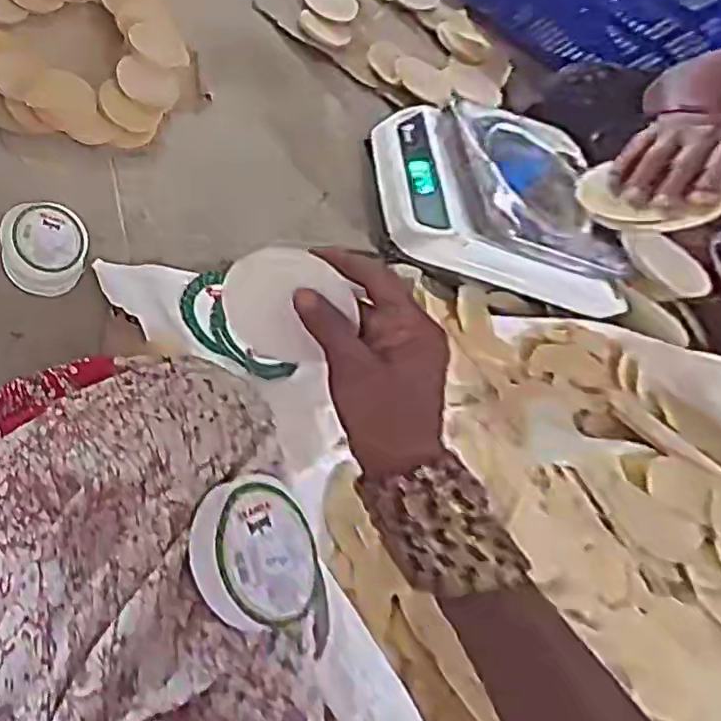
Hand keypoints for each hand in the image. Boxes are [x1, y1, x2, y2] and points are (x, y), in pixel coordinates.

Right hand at [294, 250, 451, 477]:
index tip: (314, 255)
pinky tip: (320, 325)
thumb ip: (328, 325)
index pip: (380, 278)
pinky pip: (370, 333)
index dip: (347, 262)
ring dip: (342, 304)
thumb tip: (304, 292)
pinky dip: (346, 325)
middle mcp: (417, 331)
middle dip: (342, 281)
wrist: (402, 466)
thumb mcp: (350, 366)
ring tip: (307, 295)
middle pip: (378, 293)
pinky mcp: (398, 364)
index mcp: (414, 326)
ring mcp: (408, 349)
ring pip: (372, 314)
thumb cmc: (381, 416)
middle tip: (306, 273)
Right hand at [610, 112, 720, 207]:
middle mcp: (701, 134)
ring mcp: (671, 131)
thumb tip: (694, 203)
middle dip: (668, 189)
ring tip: (630, 200)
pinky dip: (620, 171)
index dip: (706, 186)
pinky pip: (630, 152)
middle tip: (657, 207)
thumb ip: (715, 180)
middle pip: (682, 165)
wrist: (697, 113)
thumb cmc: (713, 147)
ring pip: (652, 159)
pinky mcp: (646, 132)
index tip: (693, 202)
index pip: (719, 166)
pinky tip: (615, 187)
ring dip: (639, 182)